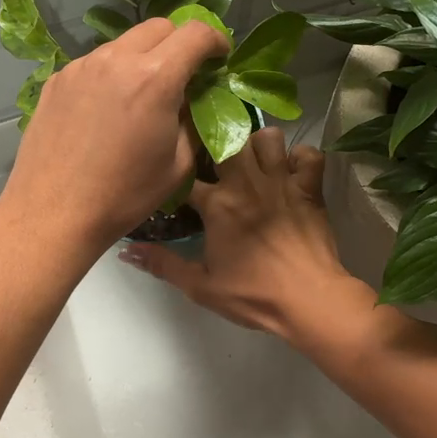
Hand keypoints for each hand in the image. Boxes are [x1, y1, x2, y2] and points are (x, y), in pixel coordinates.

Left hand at [0, 18, 229, 251]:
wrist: (53, 213)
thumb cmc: (123, 195)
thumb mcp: (178, 164)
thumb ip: (192, 120)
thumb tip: (194, 101)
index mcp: (154, 78)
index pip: (195, 33)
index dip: (215, 40)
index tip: (219, 58)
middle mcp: (116, 60)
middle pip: (158, 27)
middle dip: (179, 43)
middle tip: (183, 74)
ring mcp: (82, 67)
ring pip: (123, 43)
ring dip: (142, 58)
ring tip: (141, 95)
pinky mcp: (57, 80)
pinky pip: (95, 64)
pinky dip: (112, 74)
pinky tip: (107, 109)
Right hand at [120, 127, 375, 343]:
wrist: (309, 300)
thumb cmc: (254, 295)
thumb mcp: (201, 287)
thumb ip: (163, 264)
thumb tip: (125, 250)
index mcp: (217, 204)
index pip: (187, 175)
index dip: (179, 174)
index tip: (176, 181)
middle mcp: (247, 183)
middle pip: (228, 139)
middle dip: (219, 143)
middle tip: (216, 158)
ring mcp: (281, 181)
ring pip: (269, 137)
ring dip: (260, 145)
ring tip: (254, 161)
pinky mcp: (311, 188)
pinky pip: (308, 154)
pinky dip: (301, 157)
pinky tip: (292, 171)